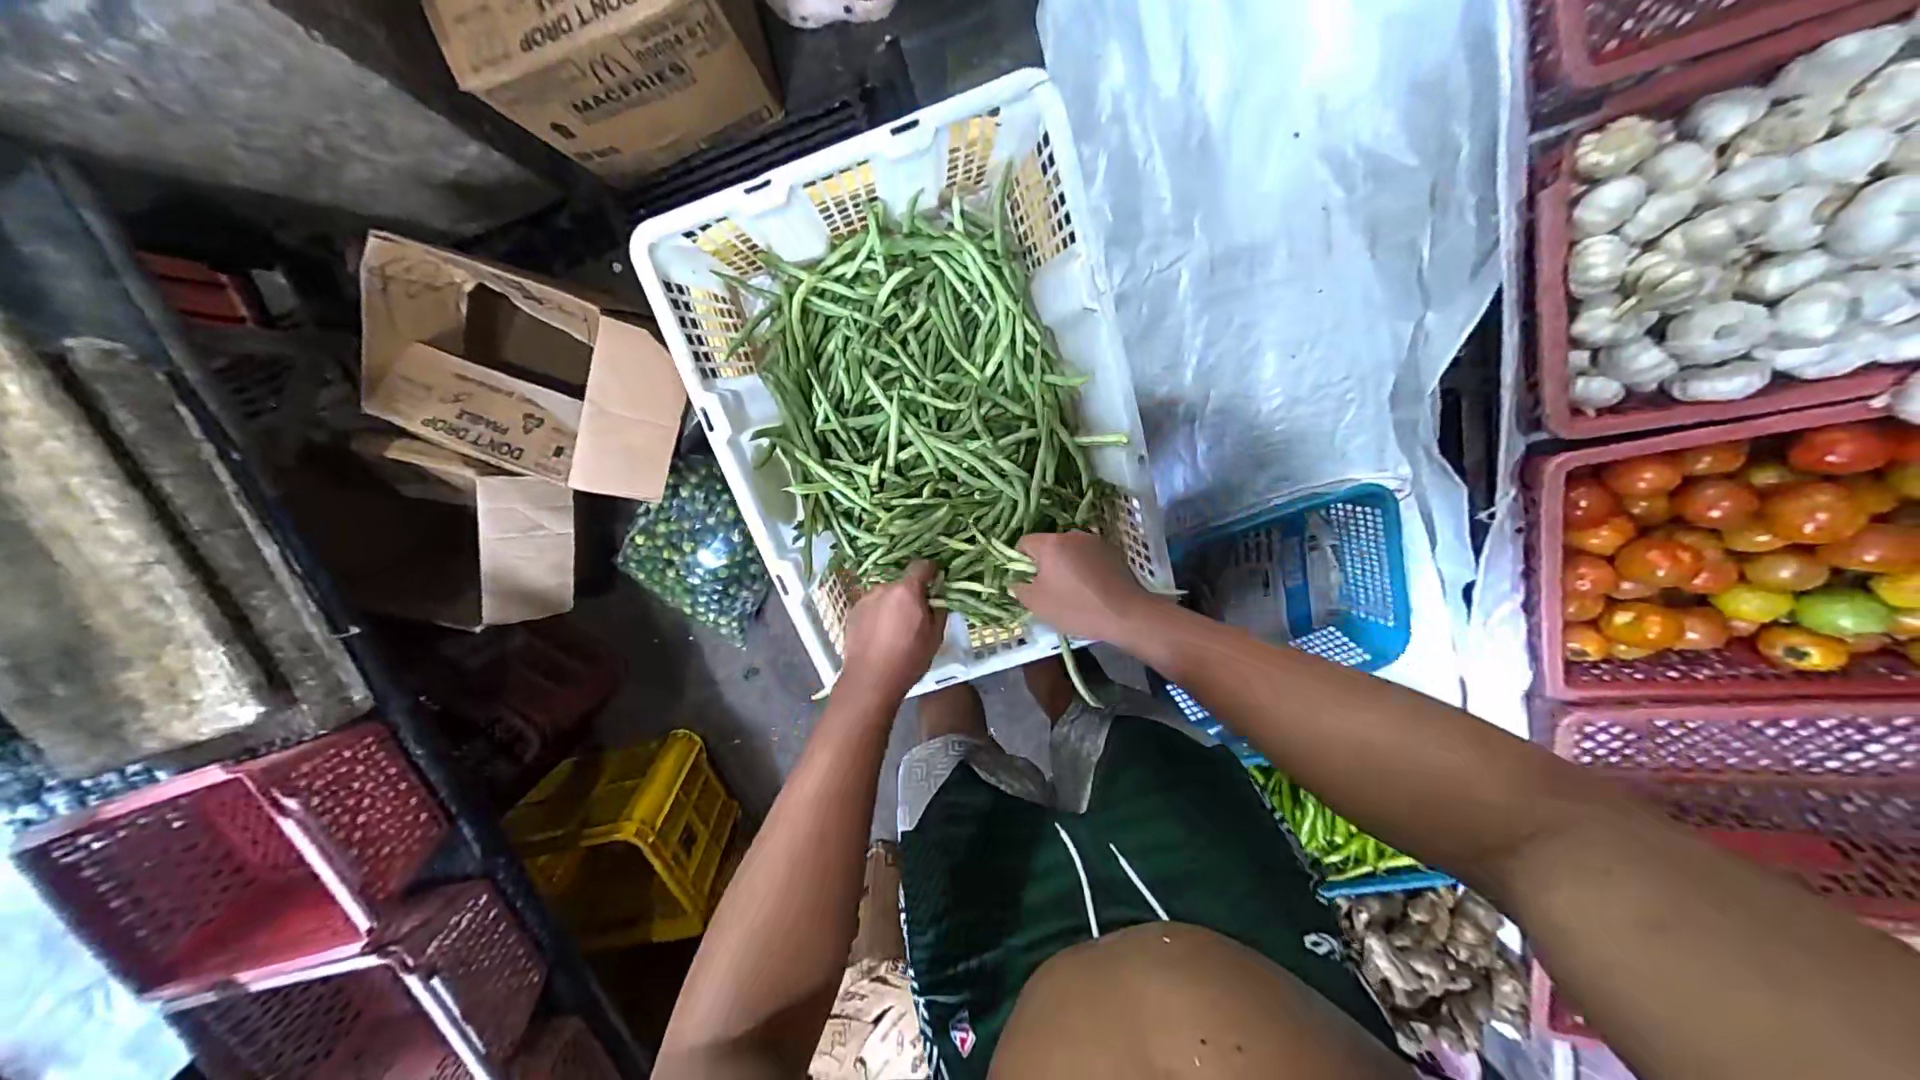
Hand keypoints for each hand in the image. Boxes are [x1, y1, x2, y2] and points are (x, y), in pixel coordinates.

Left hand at [839, 561, 944, 698]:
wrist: (870, 680)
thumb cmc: (908, 659)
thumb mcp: (935, 636)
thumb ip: (939, 609)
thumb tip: (937, 596)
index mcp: (907, 591)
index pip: (922, 566)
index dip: (931, 570)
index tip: (936, 580)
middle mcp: (883, 588)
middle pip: (902, 584)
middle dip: (910, 594)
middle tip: (915, 616)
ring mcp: (865, 599)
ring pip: (885, 595)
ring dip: (893, 604)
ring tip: (895, 629)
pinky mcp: (852, 612)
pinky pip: (871, 607)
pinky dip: (878, 614)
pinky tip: (879, 635)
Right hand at [1011, 532, 1163, 642]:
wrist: (1126, 614)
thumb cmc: (1076, 607)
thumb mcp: (1037, 603)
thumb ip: (1019, 588)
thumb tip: (1016, 581)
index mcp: (1051, 543)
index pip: (1024, 542)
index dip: (1020, 561)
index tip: (1027, 582)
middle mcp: (1073, 535)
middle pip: (1048, 546)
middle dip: (1045, 564)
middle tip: (1048, 590)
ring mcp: (1095, 542)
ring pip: (1069, 551)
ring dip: (1065, 566)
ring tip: (1072, 592)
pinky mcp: (1112, 552)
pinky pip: (1088, 557)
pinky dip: (1084, 569)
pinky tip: (1090, 590)